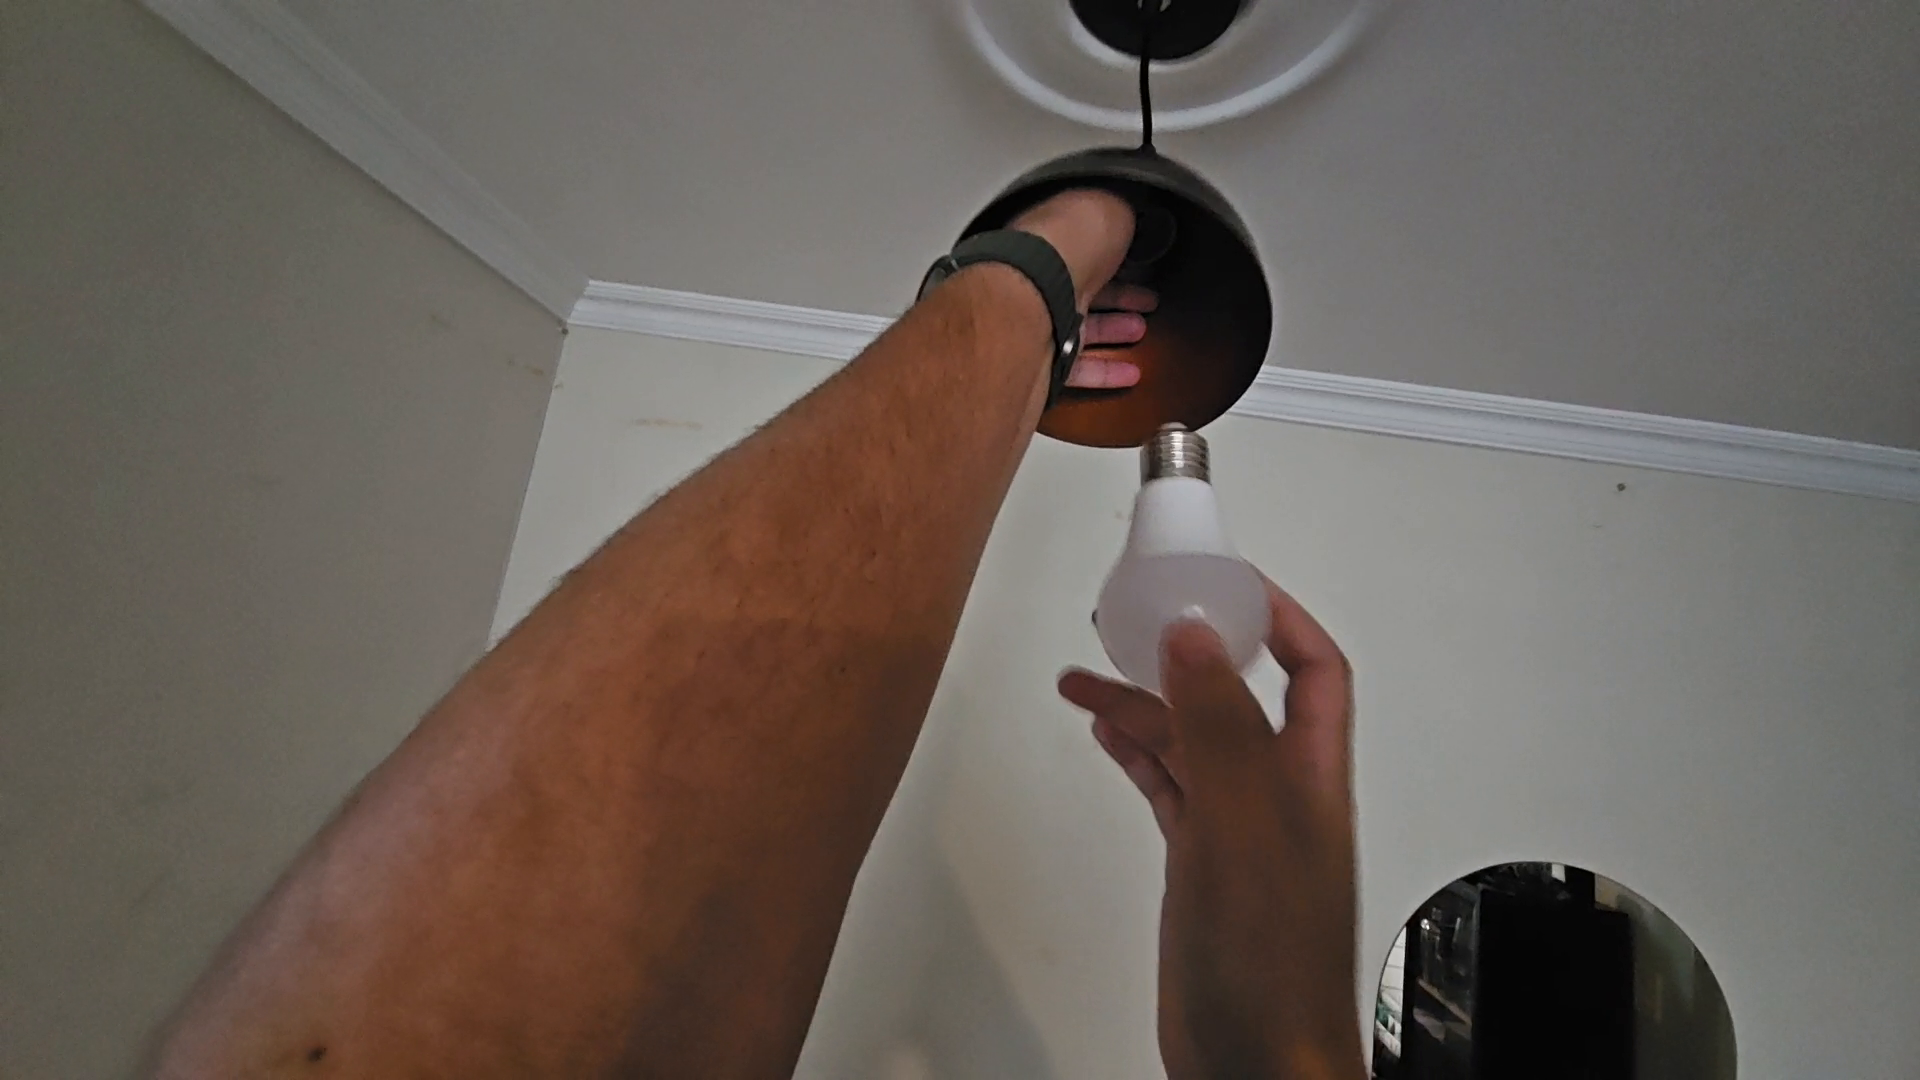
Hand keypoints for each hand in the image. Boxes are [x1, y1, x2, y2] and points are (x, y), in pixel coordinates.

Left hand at [1009, 189, 1156, 389]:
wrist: (1036, 291)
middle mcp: (1041, 280)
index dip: (1116, 252)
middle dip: (1117, 294)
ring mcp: (1040, 321)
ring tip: (1139, 330)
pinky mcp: (1043, 358)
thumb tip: (1132, 215)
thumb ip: (1121, 214)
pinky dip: (1105, 372)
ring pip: (1081, 329)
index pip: (1085, 245)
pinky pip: (1077, 368)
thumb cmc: (1065, 243)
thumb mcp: (1108, 207)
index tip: (1139, 259)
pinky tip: (1129, 373)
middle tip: (1144, 298)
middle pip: (1083, 288)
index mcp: (1052, 238)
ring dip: (1113, 330)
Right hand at [1058, 576, 1363, 1079]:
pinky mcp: (1198, 850)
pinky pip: (1163, 778)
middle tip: (1133, 622)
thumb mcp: (1241, 820)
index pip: (1312, 666)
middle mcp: (1273, 785)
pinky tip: (1104, 730)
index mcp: (1307, 769)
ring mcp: (1232, 819)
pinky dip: (1134, 749)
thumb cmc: (1266, 950)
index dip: (1277, 617)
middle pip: (1230, 694)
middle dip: (1185, 652)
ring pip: (1184, 736)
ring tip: (1082, 679)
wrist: (1251, 1057)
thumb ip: (1218, 724)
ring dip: (1138, 703)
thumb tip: (1192, 633)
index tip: (1225, 584)